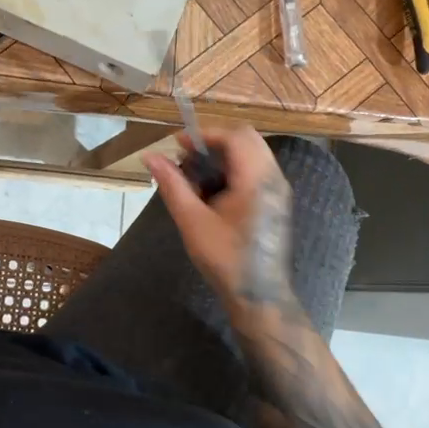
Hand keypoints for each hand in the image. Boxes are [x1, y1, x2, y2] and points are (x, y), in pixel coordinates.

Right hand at [143, 127, 295, 309]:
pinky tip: (212, 193)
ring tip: (195, 178)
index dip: (205, 133)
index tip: (178, 144)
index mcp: (256, 180)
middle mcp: (274, 179)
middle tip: (186, 158)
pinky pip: (256, 170)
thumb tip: (150, 156)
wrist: (258, 294)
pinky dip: (233, 170)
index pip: (236, 136)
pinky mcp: (276, 202)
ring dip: (223, 157)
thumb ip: (172, 185)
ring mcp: (278, 191)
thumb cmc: (224, 258)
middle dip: (214, 143)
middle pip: (247, 139)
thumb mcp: (192, 221)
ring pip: (252, 154)